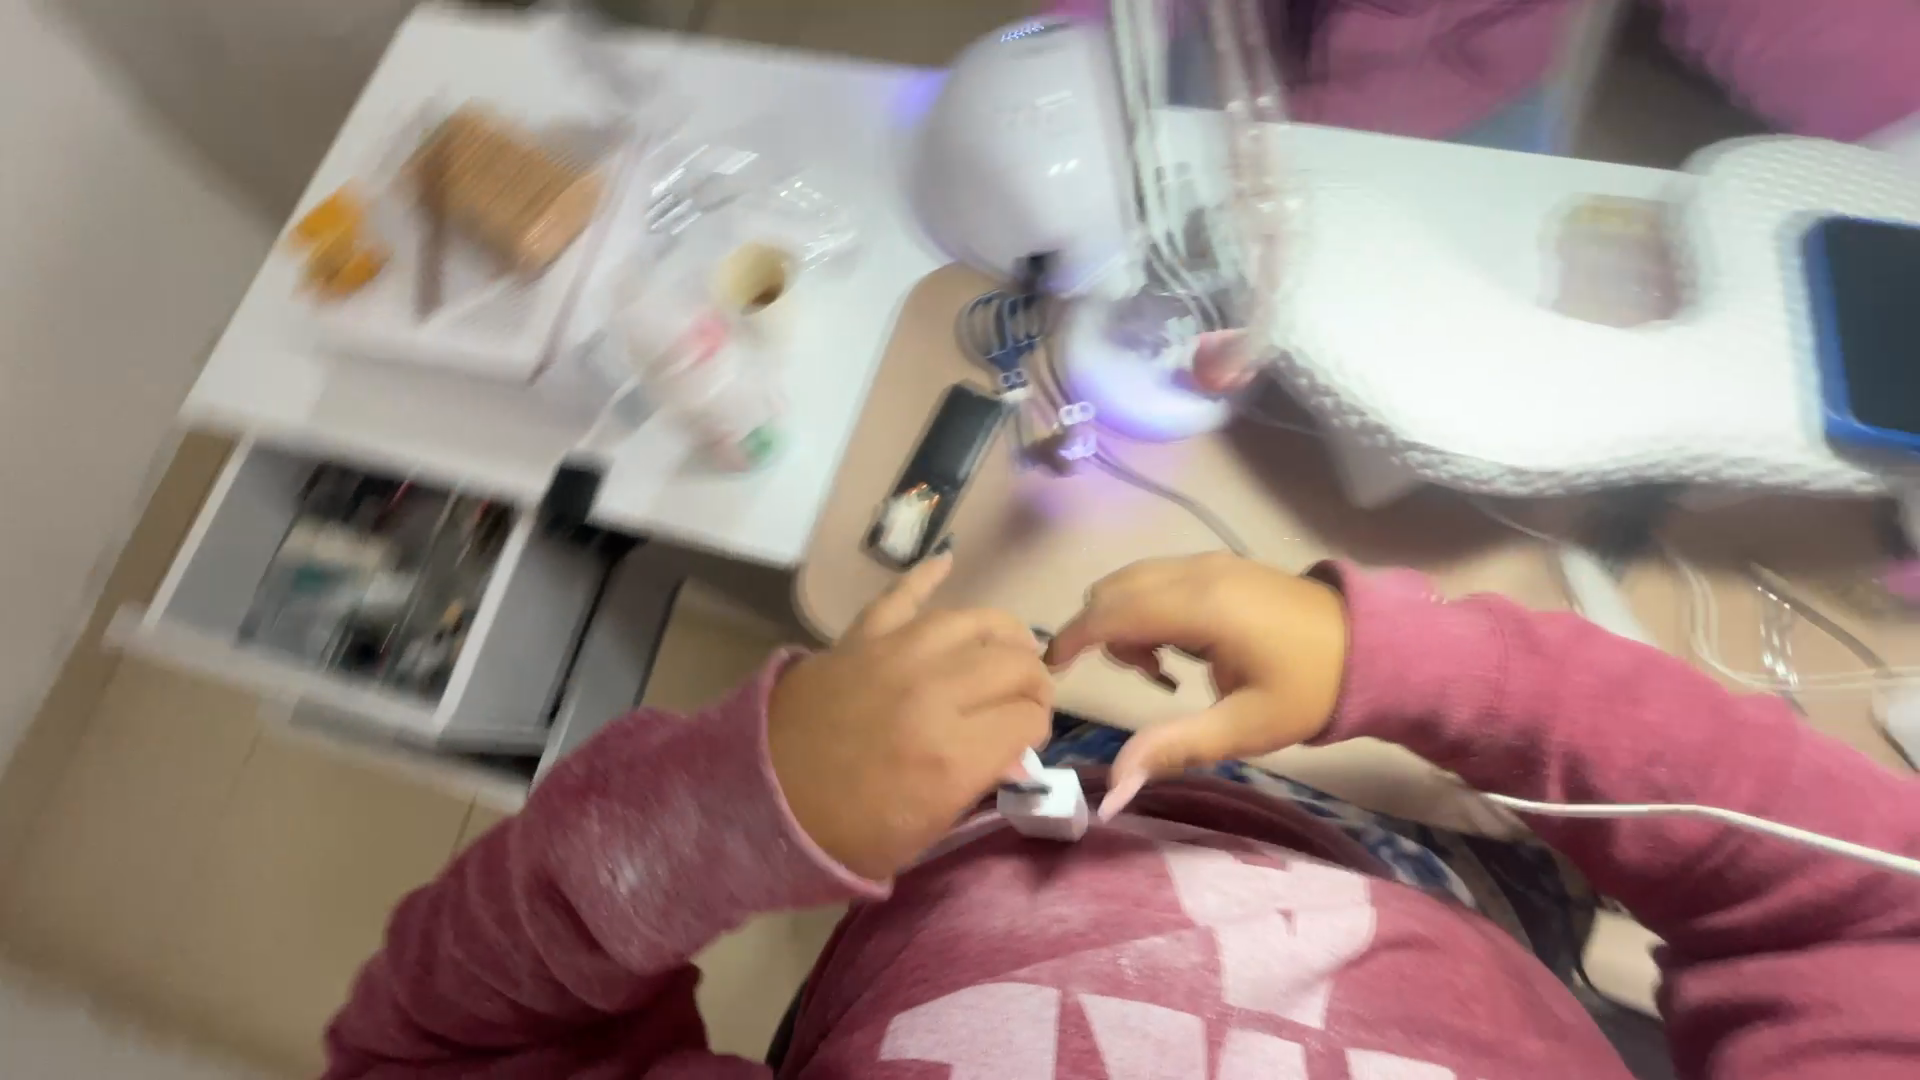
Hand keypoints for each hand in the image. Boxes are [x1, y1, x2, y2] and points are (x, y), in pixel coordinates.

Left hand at [768, 554, 1053, 880]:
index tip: (1027, 738)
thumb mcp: (921, 831)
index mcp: (951, 755)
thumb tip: (1013, 747)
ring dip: (1002, 632)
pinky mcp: (860, 637)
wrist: (755, 799)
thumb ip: (975, 782)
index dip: (1037, 728)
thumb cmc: (841, 833)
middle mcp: (933, 694)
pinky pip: (901, 595)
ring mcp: (894, 656)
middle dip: (1033, 681)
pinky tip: (947, 560)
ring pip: (971, 622)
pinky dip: (925, 575)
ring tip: (1012, 645)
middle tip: (1027, 697)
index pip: (1028, 718)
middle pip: (1012, 664)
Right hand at [1046, 553, 1349, 817]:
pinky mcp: (1216, 562)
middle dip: (1101, 633)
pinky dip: (1143, 606)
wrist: (1375, 647)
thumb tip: (1111, 793)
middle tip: (1145, 681)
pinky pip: (1154, 576)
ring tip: (1166, 666)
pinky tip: (1182, 642)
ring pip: (1130, 579)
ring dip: (1123, 619)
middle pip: (1112, 591)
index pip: (1110, 613)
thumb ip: (1171, 749)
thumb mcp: (1242, 729)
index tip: (1053, 671)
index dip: (1072, 640)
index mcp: (1200, 607)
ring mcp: (1206, 560)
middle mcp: (1195, 571)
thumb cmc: (1309, 691)